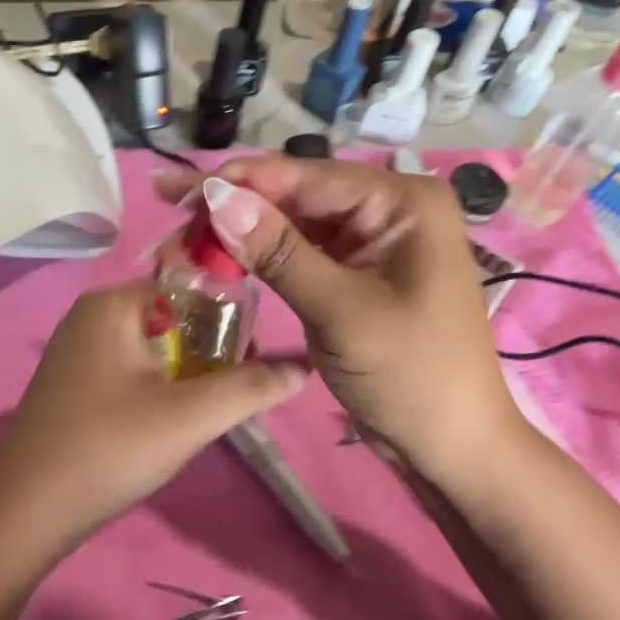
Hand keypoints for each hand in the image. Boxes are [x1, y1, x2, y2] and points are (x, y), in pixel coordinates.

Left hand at [0, 281, 306, 543]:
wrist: (28, 511)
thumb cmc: (110, 449)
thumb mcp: (189, 417)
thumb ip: (250, 387)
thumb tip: (302, 368)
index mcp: (111, 303)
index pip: (192, 289)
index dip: (232, 321)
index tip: (256, 361)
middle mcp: (88, 316)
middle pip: (172, 319)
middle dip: (209, 353)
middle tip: (235, 394)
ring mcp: (74, 351)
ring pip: (151, 349)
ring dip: (185, 376)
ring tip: (207, 412)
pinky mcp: (71, 385)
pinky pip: (128, 372)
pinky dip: (156, 390)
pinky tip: (168, 425)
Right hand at [155, 156, 524, 481]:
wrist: (449, 444)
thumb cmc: (410, 375)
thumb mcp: (340, 311)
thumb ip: (278, 252)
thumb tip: (216, 196)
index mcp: (402, 203)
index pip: (307, 176)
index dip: (239, 181)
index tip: (177, 190)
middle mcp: (389, 211)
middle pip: (298, 195)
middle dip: (235, 205)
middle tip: (171, 211)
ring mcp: (372, 244)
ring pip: (294, 224)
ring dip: (243, 231)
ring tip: (184, 234)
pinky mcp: (356, 276)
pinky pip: (302, 254)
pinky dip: (263, 257)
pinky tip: (222, 255)